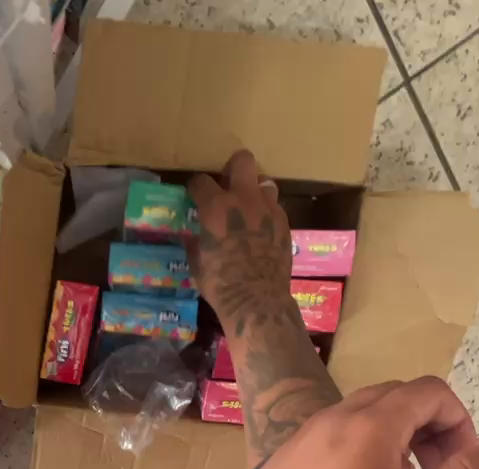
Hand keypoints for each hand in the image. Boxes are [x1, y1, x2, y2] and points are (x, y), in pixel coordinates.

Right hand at [184, 150, 296, 337]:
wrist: (256, 299)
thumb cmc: (219, 283)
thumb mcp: (197, 264)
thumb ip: (196, 243)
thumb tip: (194, 237)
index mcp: (216, 207)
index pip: (201, 181)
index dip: (195, 187)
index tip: (194, 194)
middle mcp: (244, 198)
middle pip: (242, 161)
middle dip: (232, 168)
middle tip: (227, 185)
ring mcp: (268, 208)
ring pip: (264, 183)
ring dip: (254, 192)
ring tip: (248, 210)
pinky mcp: (284, 222)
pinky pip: (274, 208)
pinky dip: (265, 214)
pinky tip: (260, 231)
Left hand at [199, 377, 478, 468]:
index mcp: (369, 424)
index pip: (431, 391)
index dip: (460, 421)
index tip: (459, 466)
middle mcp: (336, 415)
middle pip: (399, 396)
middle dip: (431, 427)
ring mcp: (307, 432)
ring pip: (367, 413)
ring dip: (399, 438)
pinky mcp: (289, 453)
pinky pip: (339, 432)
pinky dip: (365, 447)